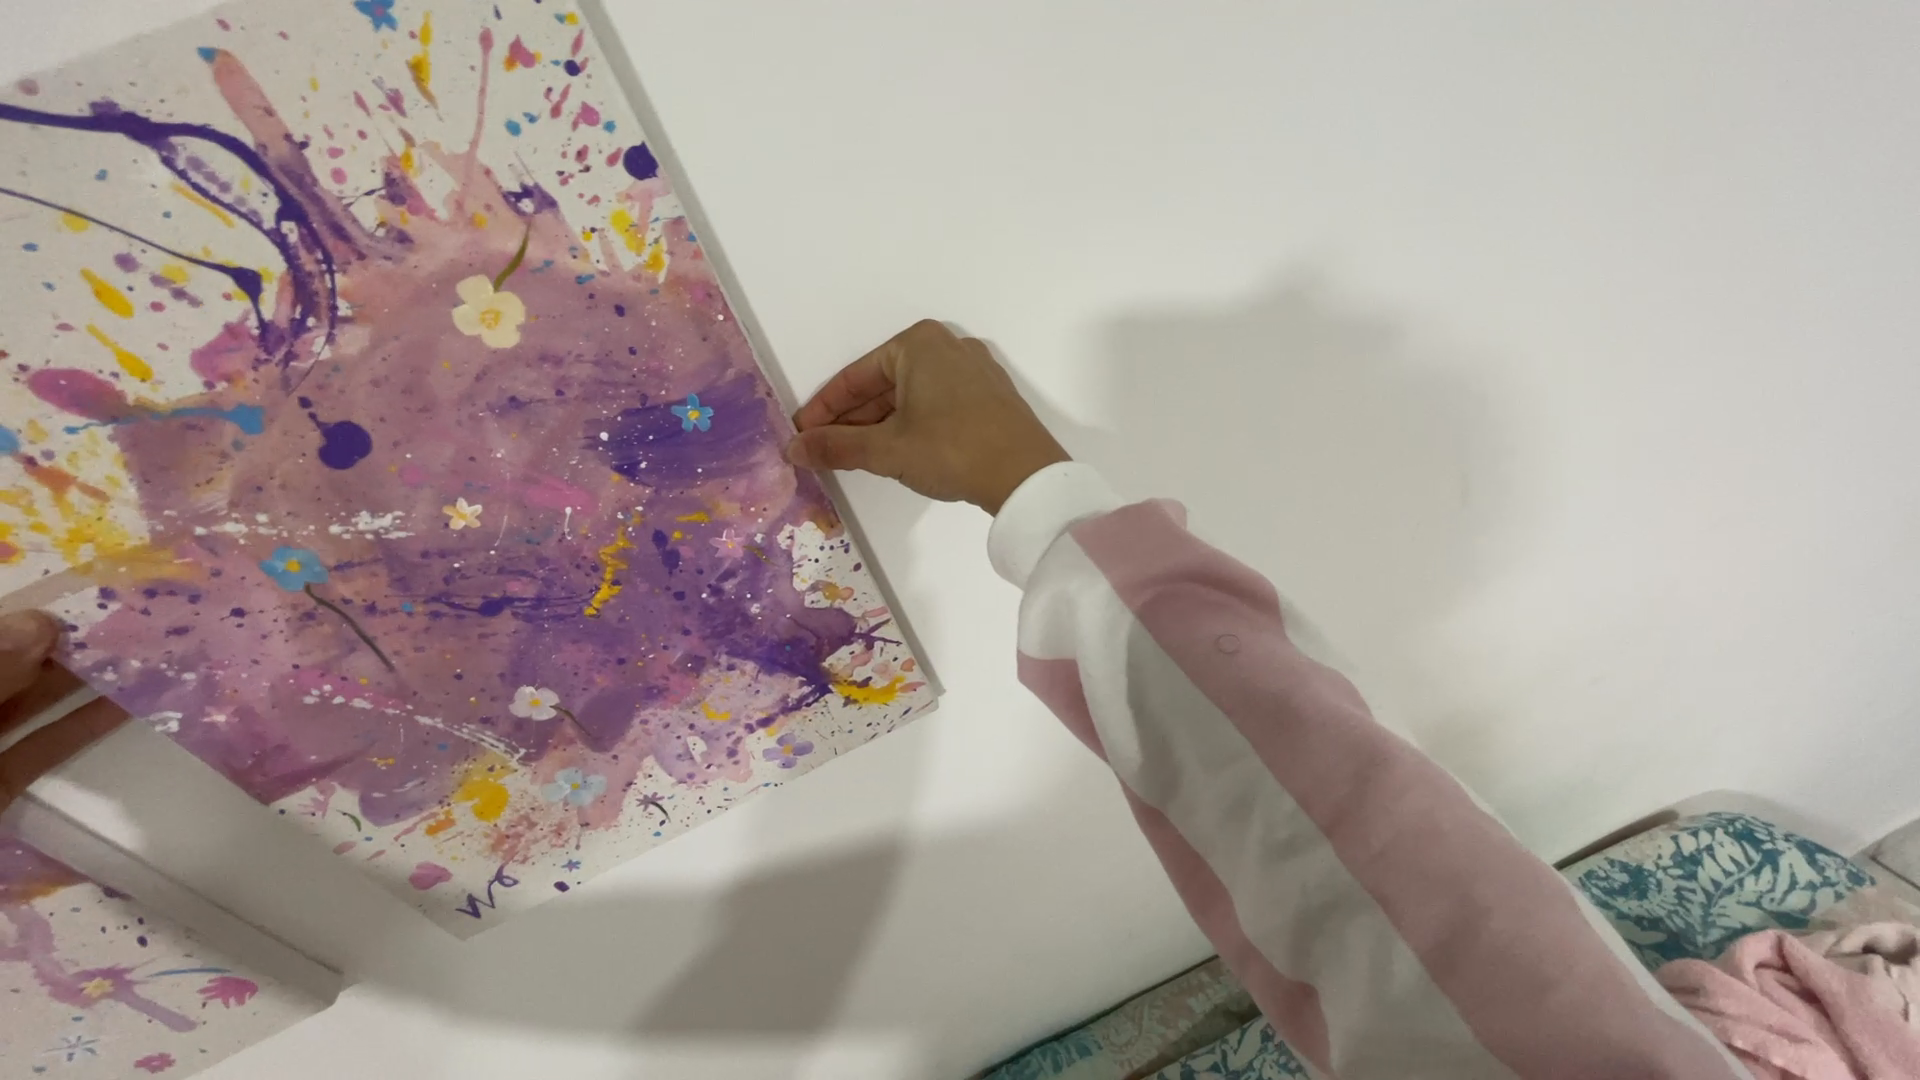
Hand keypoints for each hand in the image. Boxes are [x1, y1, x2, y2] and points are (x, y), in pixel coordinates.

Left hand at [0, 611, 126, 813]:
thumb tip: (40, 623)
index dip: (13, 620)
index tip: (73, 602)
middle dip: (54, 646)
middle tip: (125, 622)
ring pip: (19, 705)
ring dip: (78, 683)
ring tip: (142, 657)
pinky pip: (37, 749)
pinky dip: (81, 727)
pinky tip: (132, 705)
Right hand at [787, 320, 1069, 513]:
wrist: (1026, 476)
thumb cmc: (951, 450)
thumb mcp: (886, 449)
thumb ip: (837, 446)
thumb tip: (794, 448)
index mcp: (919, 344)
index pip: (855, 377)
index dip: (824, 409)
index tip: (802, 434)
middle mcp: (948, 347)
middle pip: (884, 385)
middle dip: (853, 420)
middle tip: (824, 450)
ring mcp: (975, 372)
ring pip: (912, 397)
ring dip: (881, 426)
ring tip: (855, 457)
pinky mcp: (991, 398)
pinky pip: (938, 406)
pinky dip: (912, 426)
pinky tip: (900, 454)